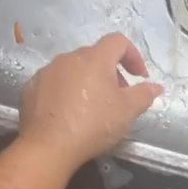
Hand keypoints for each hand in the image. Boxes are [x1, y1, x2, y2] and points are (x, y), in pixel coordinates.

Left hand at [18, 33, 162, 170]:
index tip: (140, 77)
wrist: (48, 147)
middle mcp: (69, 58)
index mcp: (95, 58)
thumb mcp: (127, 111)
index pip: (118, 42)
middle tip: (119, 97)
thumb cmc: (93, 124)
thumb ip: (144, 95)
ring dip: (88, 82)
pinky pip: (55, 83)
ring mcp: (47, 72)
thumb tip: (156, 86)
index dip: (133, 56)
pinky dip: (67, 92)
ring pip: (74, 69)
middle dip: (111, 72)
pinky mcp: (32, 88)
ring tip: (93, 107)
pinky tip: (69, 114)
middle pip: (96, 56)